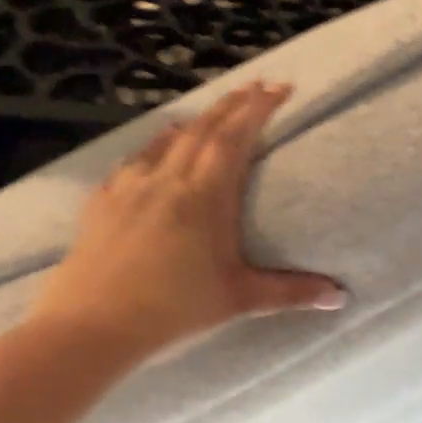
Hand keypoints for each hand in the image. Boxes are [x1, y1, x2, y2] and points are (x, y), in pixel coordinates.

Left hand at [29, 82, 346, 359]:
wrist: (81, 336)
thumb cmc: (169, 311)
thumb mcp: (238, 300)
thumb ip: (290, 291)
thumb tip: (340, 296)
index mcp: (206, 195)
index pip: (236, 136)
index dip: (259, 108)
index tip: (280, 88)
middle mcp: (168, 183)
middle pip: (204, 130)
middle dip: (233, 104)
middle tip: (256, 86)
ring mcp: (129, 193)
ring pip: (166, 142)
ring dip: (194, 121)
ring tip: (210, 112)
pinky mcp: (98, 211)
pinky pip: (129, 166)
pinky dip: (149, 149)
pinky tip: (152, 150)